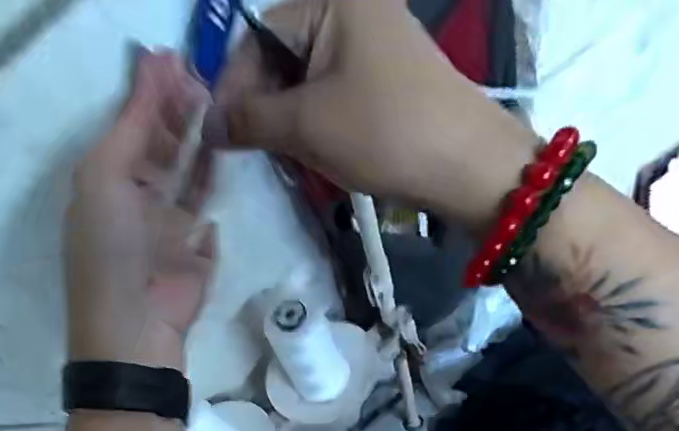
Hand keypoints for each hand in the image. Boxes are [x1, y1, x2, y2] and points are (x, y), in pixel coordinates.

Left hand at [65, 49, 216, 370]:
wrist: (136, 329)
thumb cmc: (111, 250)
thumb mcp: (105, 177)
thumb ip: (131, 126)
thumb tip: (151, 70)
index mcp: (108, 181)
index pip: (133, 127)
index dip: (152, 94)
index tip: (177, 59)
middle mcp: (139, 202)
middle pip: (163, 150)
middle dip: (180, 116)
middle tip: (206, 82)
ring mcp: (170, 232)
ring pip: (189, 181)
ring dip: (201, 150)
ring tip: (220, 114)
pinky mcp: (198, 259)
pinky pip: (208, 223)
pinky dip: (212, 201)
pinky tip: (222, 169)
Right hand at [210, 0, 537, 232]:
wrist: (467, 165)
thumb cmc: (385, 133)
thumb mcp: (308, 126)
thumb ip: (252, 120)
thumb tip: (210, 124)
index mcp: (331, 0)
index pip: (258, 34)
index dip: (235, 87)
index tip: (221, 136)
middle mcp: (353, 9)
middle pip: (283, 55)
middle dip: (265, 106)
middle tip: (256, 152)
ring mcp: (375, 43)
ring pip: (310, 80)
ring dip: (292, 121)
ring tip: (289, 159)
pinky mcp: (390, 79)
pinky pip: (338, 94)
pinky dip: (322, 125)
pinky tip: (321, 154)